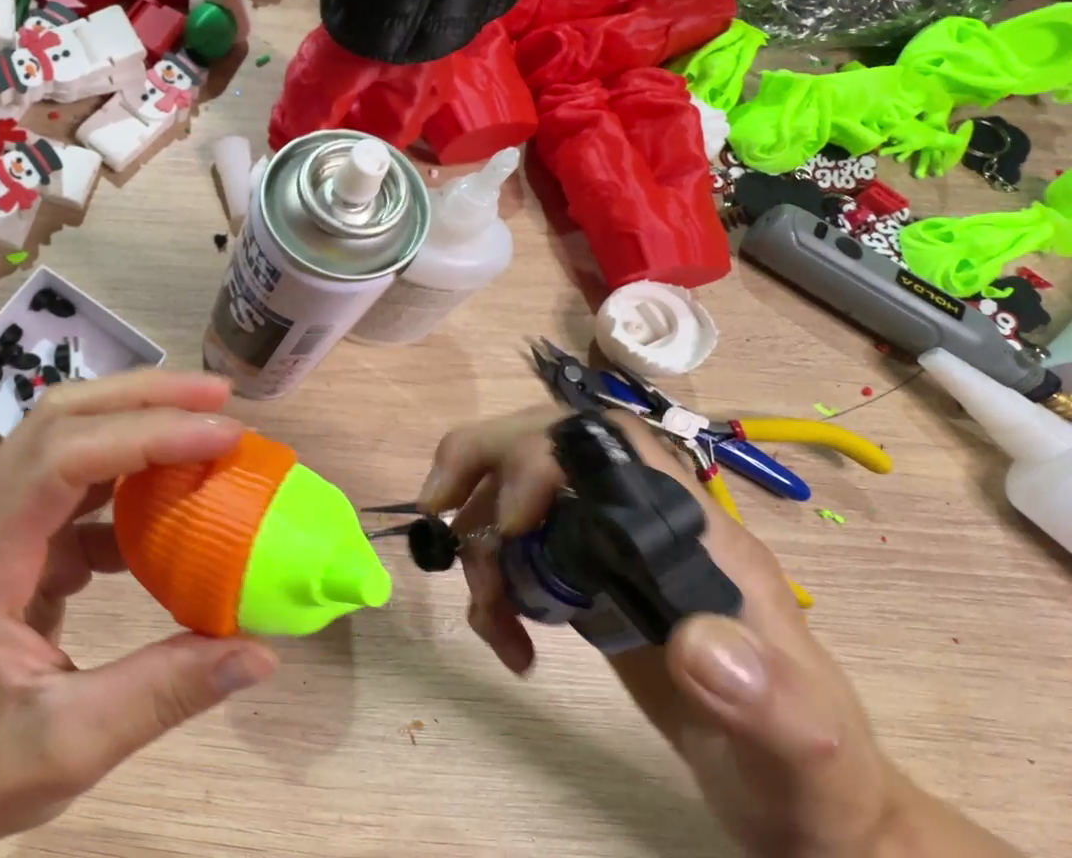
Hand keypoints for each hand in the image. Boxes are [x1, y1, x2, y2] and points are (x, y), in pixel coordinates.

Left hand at [0, 372, 278, 856]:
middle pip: (54, 425)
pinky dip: (127, 481)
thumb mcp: (75, 743)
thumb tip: (261, 651)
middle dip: (138, 399)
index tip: (221, 435)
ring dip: (132, 426)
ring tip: (205, 426)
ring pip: (61, 444)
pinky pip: (72, 492)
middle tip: (218, 398)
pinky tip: (175, 496)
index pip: (59, 461)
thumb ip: (166, 692)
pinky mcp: (16, 548)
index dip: (142, 435)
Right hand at [422, 410, 898, 855]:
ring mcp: (613, 557)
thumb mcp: (799, 749)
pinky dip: (491, 586)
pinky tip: (509, 641)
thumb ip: (762, 695)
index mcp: (697, 541)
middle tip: (438, 512)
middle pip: (549, 449)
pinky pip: (518, 554)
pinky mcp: (591, 588)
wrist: (799, 799)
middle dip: (480, 467)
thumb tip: (694, 638)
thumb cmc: (807, 776)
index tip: (511, 524)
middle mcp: (647, 531)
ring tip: (490, 616)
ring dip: (480, 544)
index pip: (614, 444)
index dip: (543, 454)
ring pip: (519, 501)